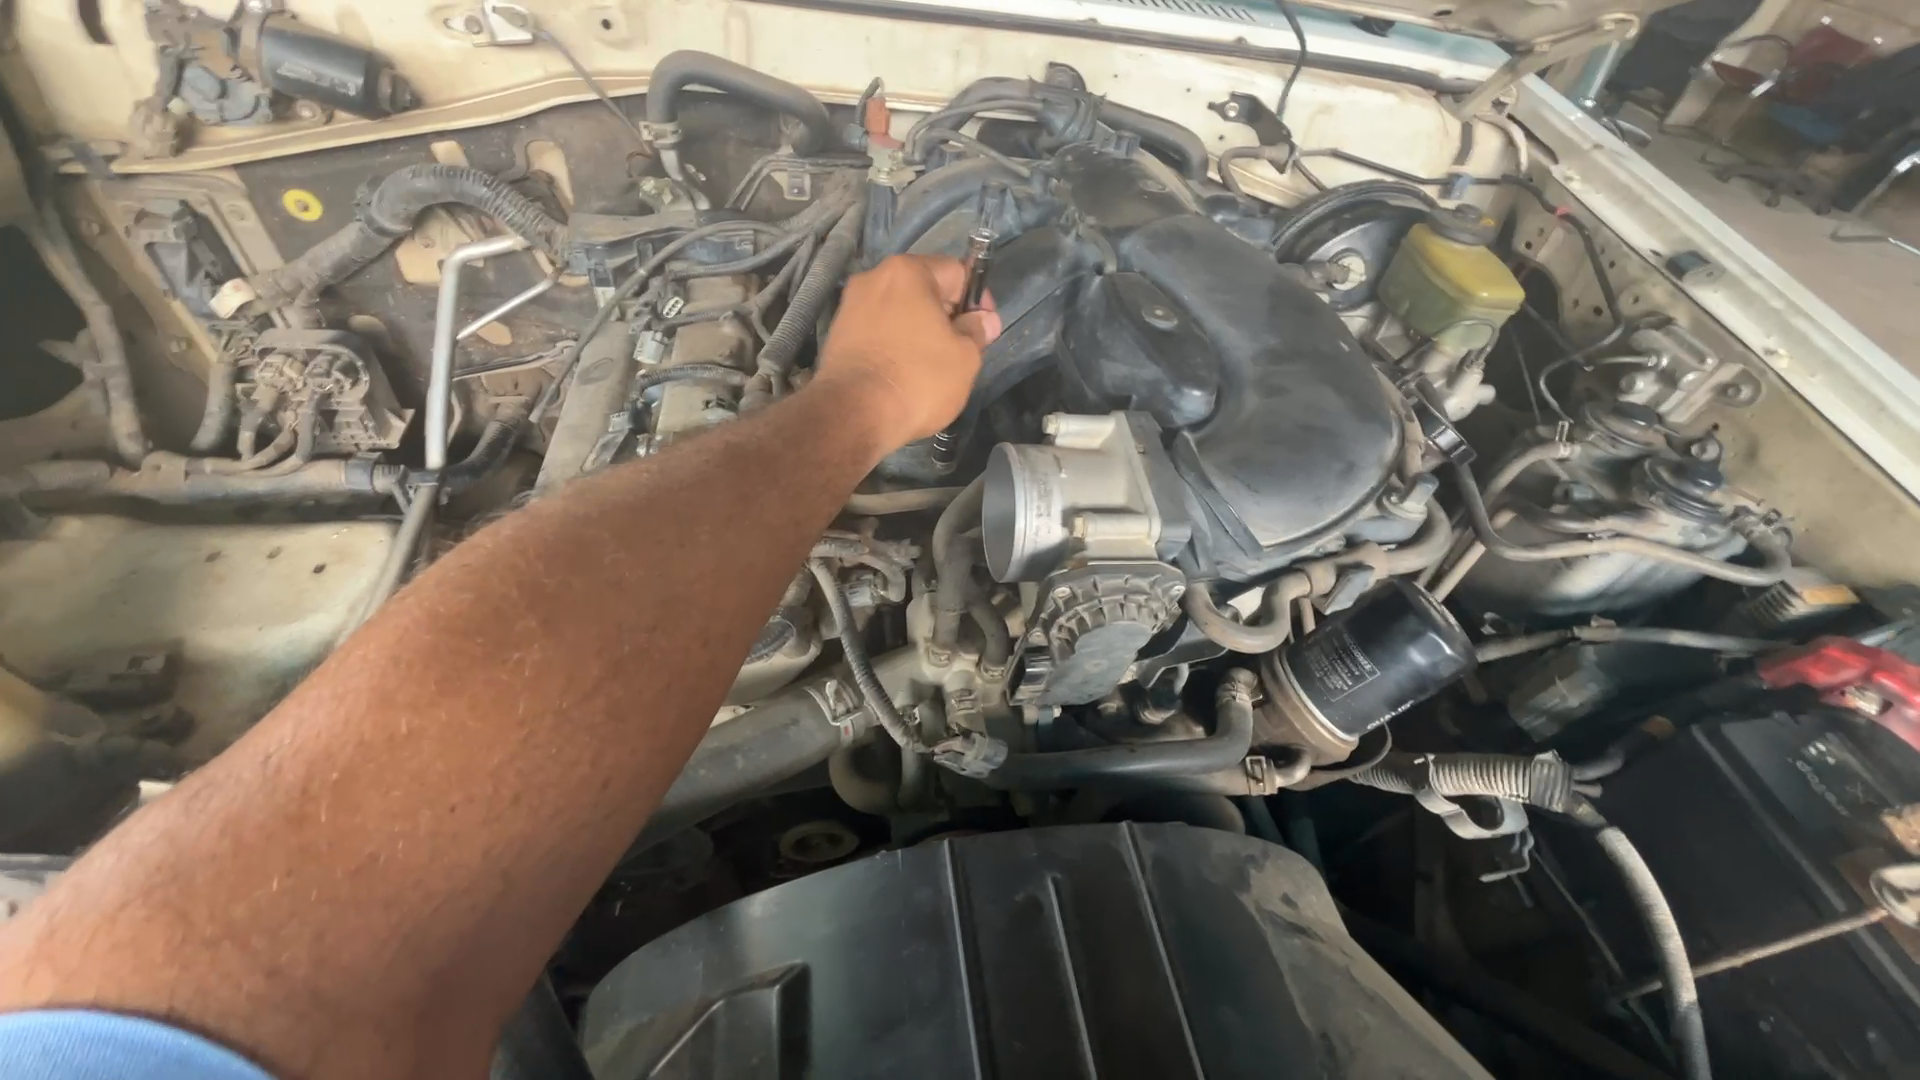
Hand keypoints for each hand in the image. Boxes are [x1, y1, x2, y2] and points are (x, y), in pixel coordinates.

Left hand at [812, 255, 1000, 452]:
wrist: (853, 415)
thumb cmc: (917, 379)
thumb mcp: (964, 357)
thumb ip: (976, 331)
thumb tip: (983, 320)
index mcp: (907, 272)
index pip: (956, 272)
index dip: (977, 300)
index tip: (984, 330)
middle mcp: (873, 279)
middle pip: (924, 290)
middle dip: (945, 316)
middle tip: (960, 351)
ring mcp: (849, 307)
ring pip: (899, 313)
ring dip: (918, 332)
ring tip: (930, 367)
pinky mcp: (837, 336)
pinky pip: (878, 333)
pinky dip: (894, 346)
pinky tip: (902, 374)